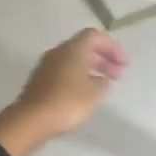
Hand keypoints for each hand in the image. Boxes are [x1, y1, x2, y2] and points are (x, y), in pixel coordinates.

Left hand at [0, 28, 128, 155]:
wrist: (32, 119)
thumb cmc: (68, 102)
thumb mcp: (94, 93)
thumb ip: (103, 82)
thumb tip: (102, 79)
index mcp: (73, 49)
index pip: (94, 36)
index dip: (112, 47)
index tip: (124, 64)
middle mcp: (58, 52)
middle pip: (84, 47)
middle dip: (103, 58)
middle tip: (118, 75)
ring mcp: (46, 66)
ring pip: (73, 60)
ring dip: (91, 68)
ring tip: (103, 85)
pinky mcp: (40, 80)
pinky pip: (63, 71)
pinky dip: (78, 77)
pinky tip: (84, 93)